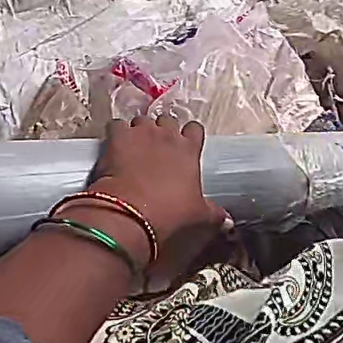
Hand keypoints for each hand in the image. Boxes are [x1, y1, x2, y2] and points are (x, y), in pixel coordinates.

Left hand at [72, 116, 231, 291]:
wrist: (131, 212)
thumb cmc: (170, 213)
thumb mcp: (198, 216)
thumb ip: (214, 214)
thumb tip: (228, 221)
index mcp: (189, 149)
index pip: (194, 129)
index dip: (188, 135)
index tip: (183, 146)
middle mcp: (166, 134)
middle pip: (166, 120)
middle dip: (161, 130)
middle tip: (156, 148)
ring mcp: (141, 132)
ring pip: (141, 120)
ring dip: (139, 130)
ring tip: (134, 146)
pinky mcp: (118, 136)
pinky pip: (117, 125)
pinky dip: (116, 133)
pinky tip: (114, 146)